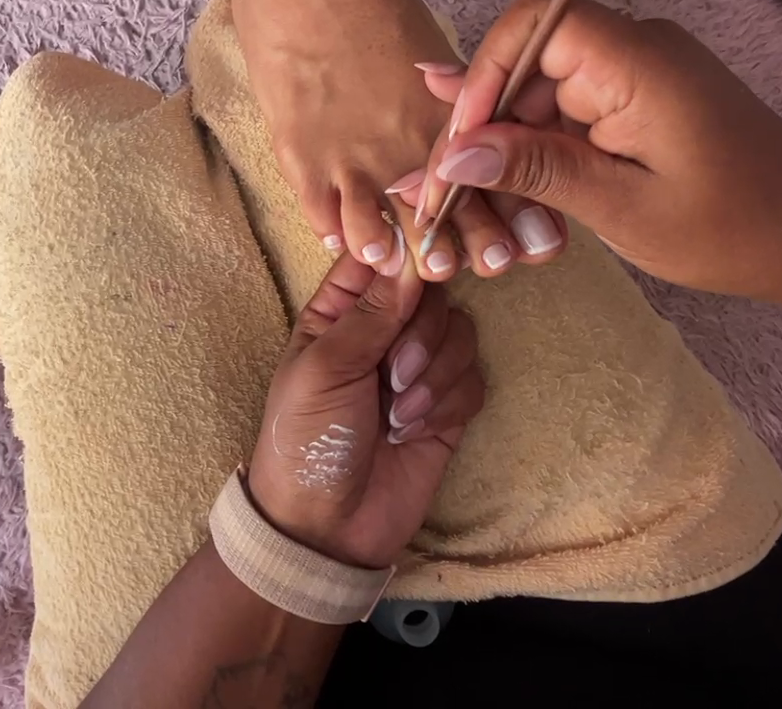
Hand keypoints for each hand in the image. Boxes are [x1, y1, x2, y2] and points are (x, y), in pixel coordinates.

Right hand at [231, 0, 564, 281]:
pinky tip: (342, 243)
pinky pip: (319, 201)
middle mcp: (400, 133)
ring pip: (380, 212)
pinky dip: (334, 225)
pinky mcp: (299, 145)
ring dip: (394, 241)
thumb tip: (464, 122)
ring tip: (403, 262)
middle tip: (471, 266)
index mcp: (440, 102)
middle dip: (460, 235)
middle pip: (439, 198)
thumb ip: (439, 86)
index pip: (480, 165)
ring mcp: (348, 144)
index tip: (507, 223)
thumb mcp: (418, 31)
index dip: (495, 198)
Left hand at [245, 256, 484, 569]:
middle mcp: (382, 329)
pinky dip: (449, 402)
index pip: (382, 257)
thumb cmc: (307, 438)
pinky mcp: (447, 404)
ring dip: (434, 375)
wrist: (327, 529)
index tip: (428, 265)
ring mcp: (417, 366)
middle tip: (393, 377)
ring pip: (460, 332)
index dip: (408, 255)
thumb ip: (372, 311)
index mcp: (341, 310)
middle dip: (420, 335)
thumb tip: (412, 252)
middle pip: (432, 293)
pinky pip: (474, 377)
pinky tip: (414, 431)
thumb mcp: (326, 368)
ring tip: (397, 414)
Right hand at [413, 0, 781, 307]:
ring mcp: (634, 74)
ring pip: (539, 91)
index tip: (462, 139)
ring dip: (507, 143)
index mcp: (637, 61)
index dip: (484, 70)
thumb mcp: (622, 207)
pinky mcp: (635, 100)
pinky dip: (537, 149)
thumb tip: (452, 155)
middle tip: (449, 190)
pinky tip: (513, 189)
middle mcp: (632, 50)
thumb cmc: (732, 230)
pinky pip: (566, 111)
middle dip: (484, 122)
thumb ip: (535, 170)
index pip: (534, 21)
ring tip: (483, 203)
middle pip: (528, 61)